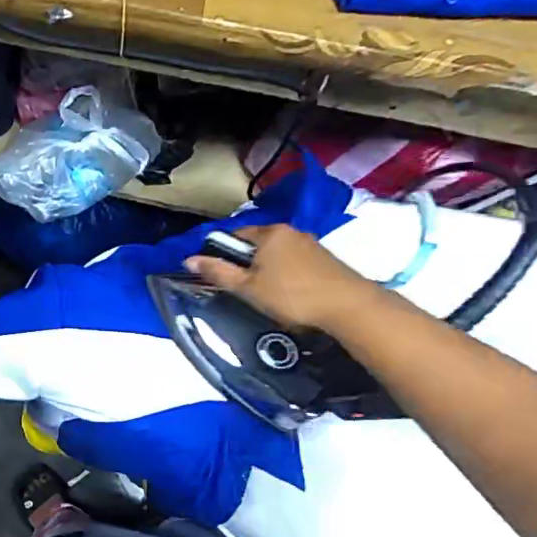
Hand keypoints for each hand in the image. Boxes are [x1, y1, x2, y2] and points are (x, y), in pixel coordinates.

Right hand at [183, 223, 378, 332]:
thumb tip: (188, 259)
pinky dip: (285, 272)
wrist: (348, 306)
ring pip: (276, 252)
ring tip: (266, 293)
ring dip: (266, 268)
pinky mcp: (324, 257)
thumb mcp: (248, 287)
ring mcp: (310, 242)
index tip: (220, 275)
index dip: (222, 253)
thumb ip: (218, 272)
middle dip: (246, 262)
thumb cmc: (291, 295)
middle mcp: (289, 230)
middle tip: (242, 288)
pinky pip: (293, 259)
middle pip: (256, 243)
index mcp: (268, 232)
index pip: (233, 235)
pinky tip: (288, 292)